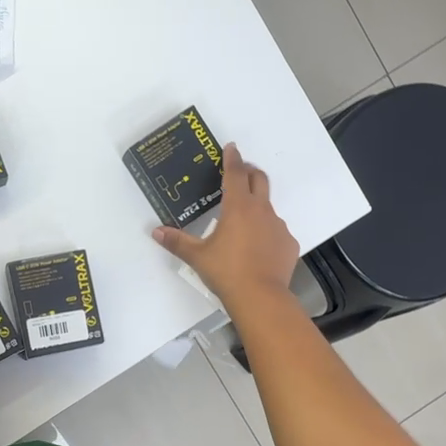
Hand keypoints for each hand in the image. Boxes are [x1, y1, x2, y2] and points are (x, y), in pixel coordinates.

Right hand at [151, 143, 298, 310]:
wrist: (260, 297)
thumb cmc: (226, 272)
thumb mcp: (197, 257)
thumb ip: (177, 242)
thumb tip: (156, 231)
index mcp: (238, 207)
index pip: (235, 173)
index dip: (232, 159)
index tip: (231, 148)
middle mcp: (261, 210)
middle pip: (259, 180)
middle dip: (250, 172)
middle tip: (241, 172)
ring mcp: (278, 226)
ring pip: (268, 208)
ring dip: (258, 207)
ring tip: (245, 222)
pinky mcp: (288, 244)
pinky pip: (277, 232)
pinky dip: (267, 233)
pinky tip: (258, 249)